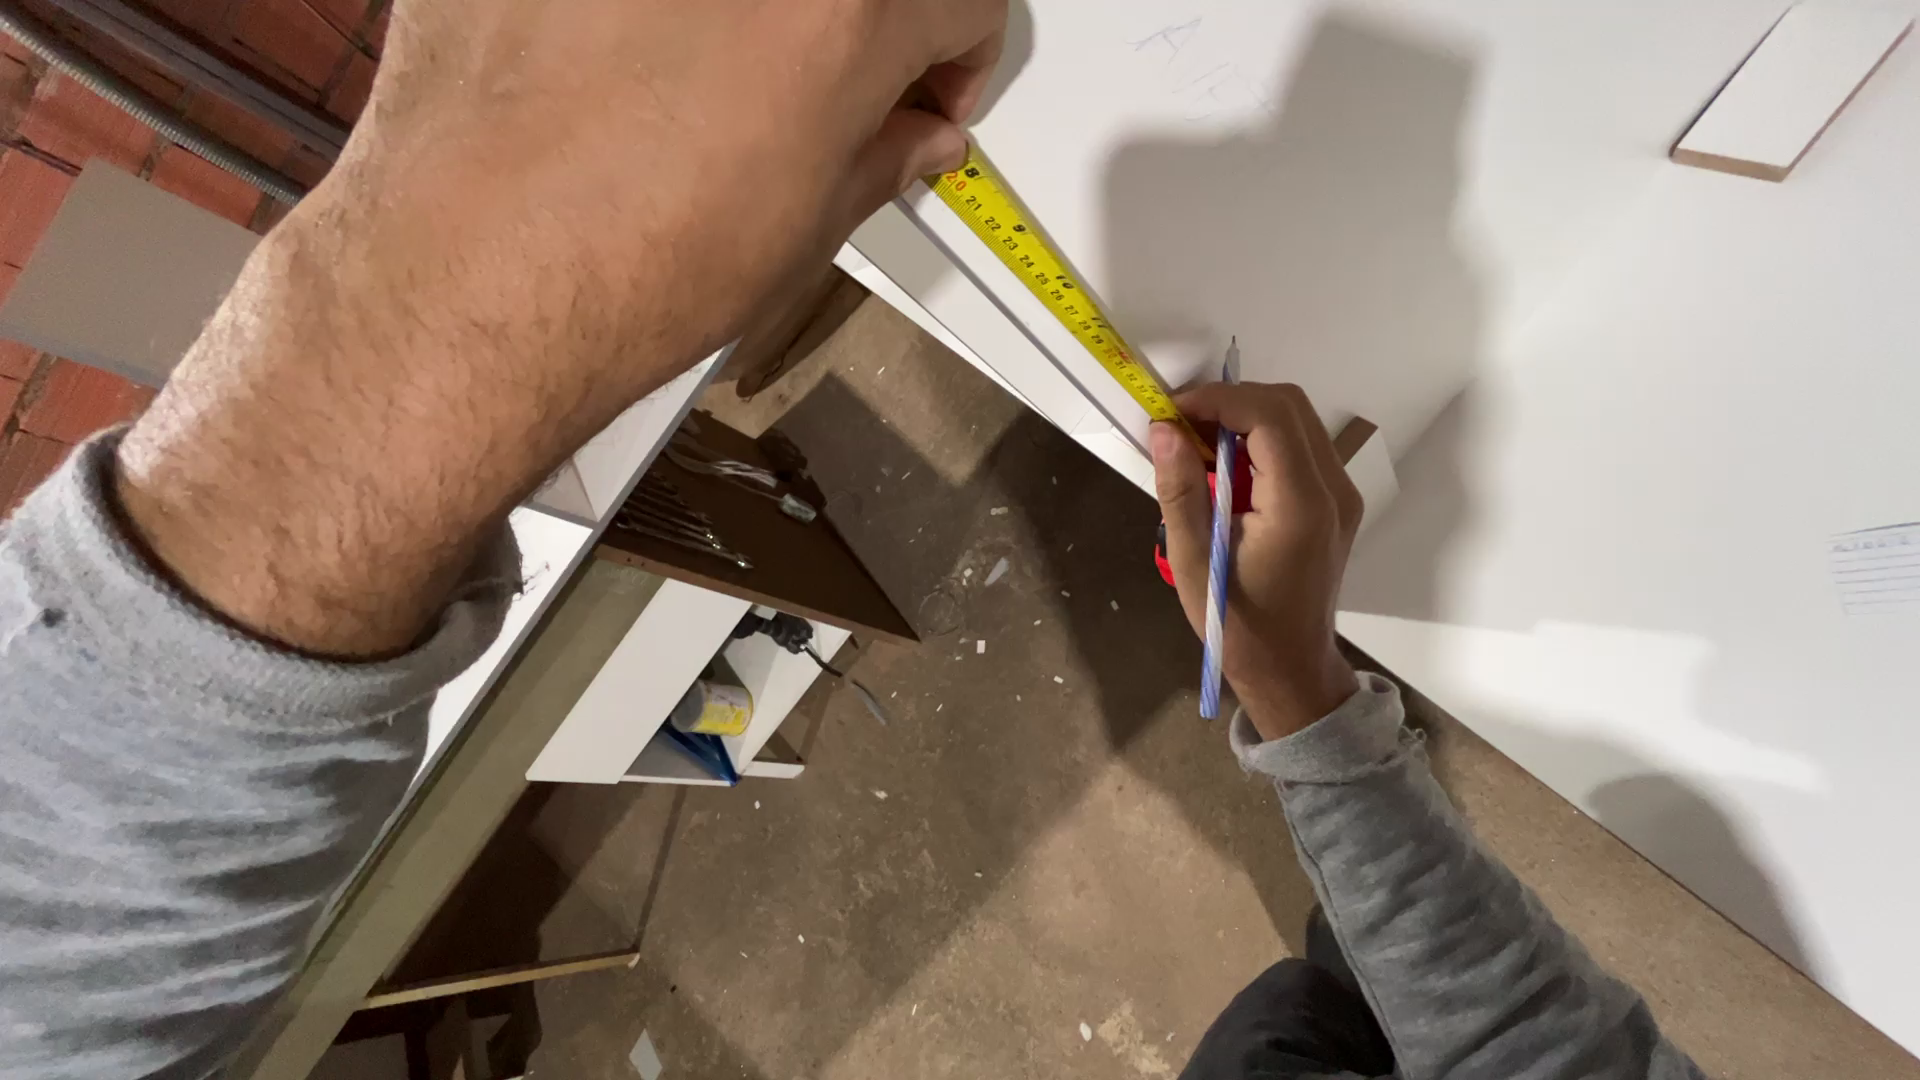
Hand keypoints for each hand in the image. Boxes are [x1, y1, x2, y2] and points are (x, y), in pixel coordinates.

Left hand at [115, 0, 1006, 656]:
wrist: (479, 279)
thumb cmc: (631, 273)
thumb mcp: (805, 231)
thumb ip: (881, 161)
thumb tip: (916, 137)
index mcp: (837, 14)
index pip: (969, 1)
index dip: (961, 62)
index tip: (927, 98)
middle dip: (876, 29)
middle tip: (847, 91)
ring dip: (772, 21)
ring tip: (734, 84)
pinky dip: (677, 12)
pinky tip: (647, 61)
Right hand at [1150, 382, 1361, 740]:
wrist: (1289, 668)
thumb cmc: (1236, 623)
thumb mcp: (1193, 560)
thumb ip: (1180, 490)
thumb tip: (1163, 430)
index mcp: (1300, 505)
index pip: (1268, 416)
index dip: (1216, 399)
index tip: (1170, 412)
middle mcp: (1333, 490)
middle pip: (1288, 406)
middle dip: (1229, 401)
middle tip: (1180, 425)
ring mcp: (1341, 495)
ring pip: (1297, 420)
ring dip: (1244, 417)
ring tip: (1196, 443)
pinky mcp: (1336, 503)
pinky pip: (1299, 446)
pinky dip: (1259, 439)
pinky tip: (1224, 467)